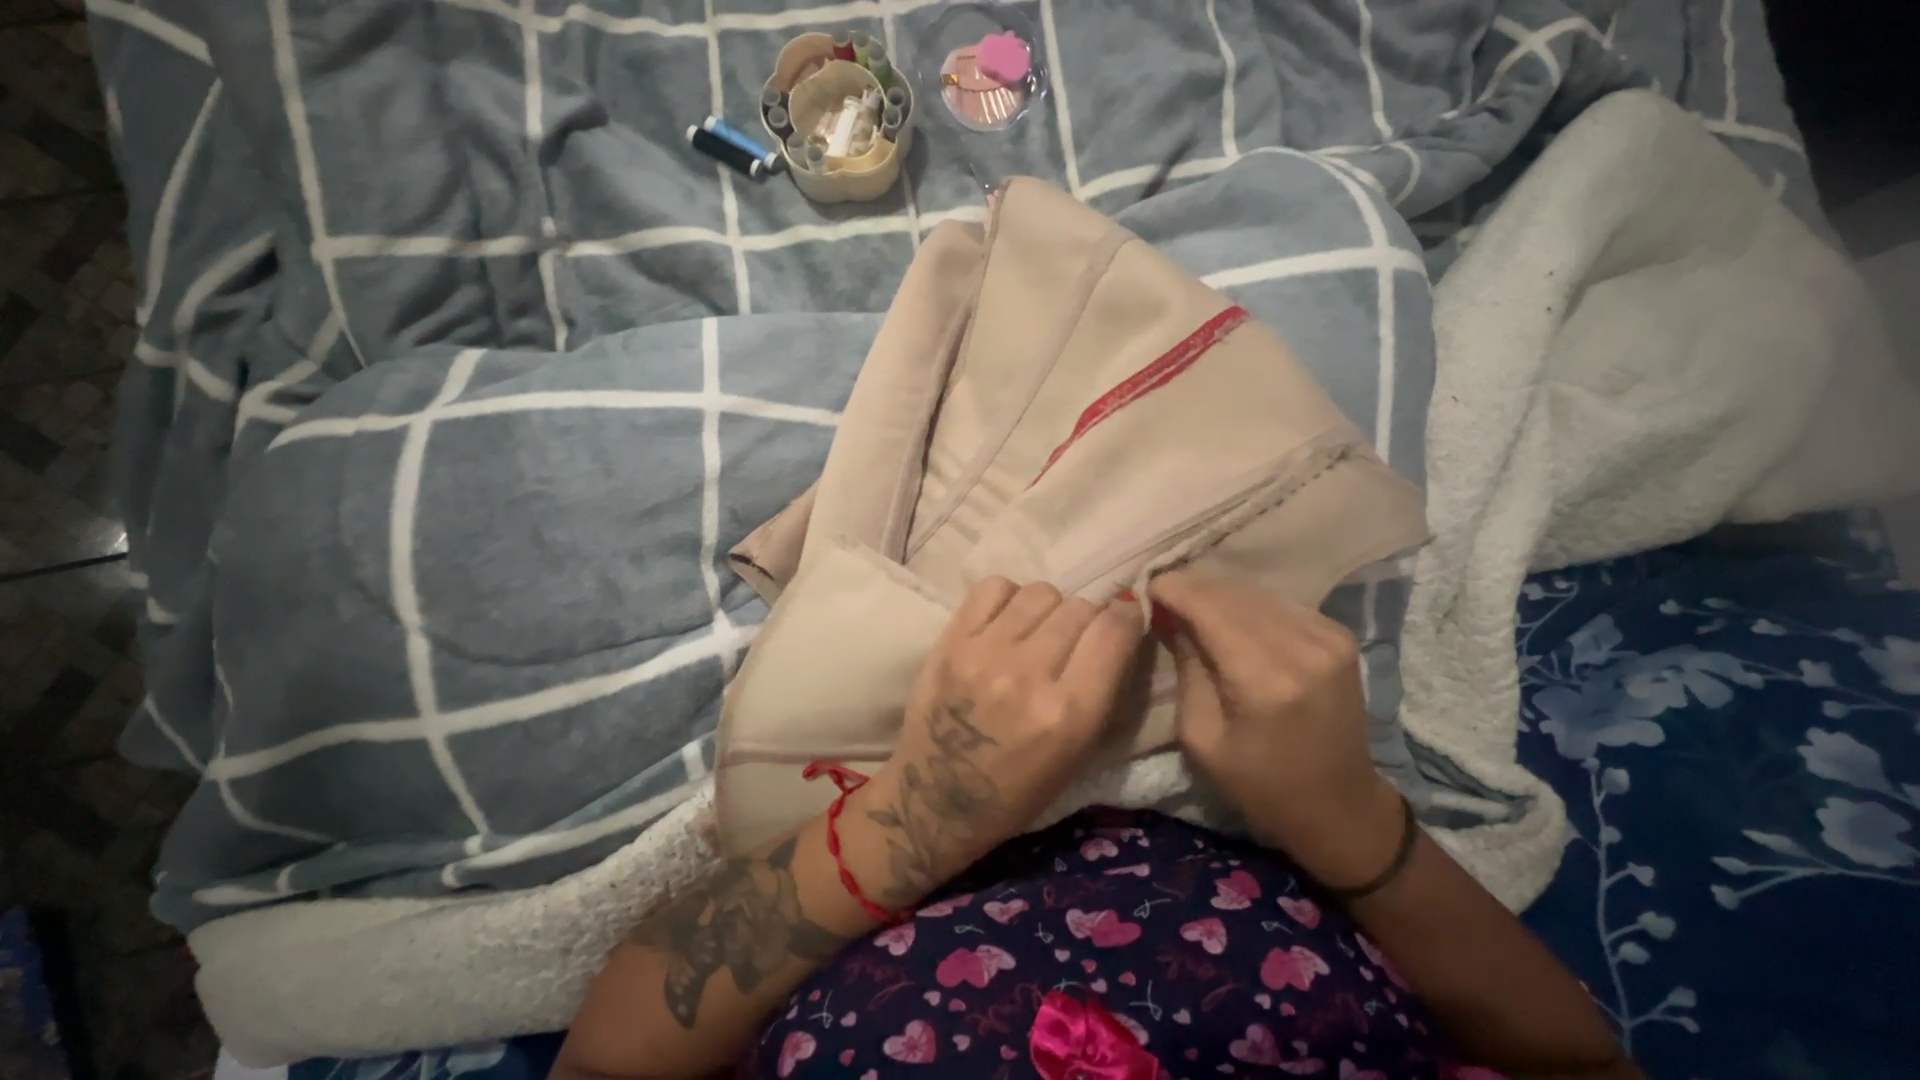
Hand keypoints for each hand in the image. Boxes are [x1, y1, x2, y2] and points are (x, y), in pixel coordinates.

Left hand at [857, 578, 1145, 904]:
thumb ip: (1103, 689)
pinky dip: (1008, 598)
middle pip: (1079, 607)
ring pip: (1040, 592)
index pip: (1114, 630)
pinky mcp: (950, 642)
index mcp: (1069, 713)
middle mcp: (1029, 675)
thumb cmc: (1017, 791)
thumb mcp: (1078, 755)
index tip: (1122, 624)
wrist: (935, 800)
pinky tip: (1007, 623)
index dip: (1126, 620)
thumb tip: (1121, 626)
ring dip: (1049, 608)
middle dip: (1088, 619)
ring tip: (1038, 632)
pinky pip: (993, 588)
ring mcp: (985, 654)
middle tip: (1075, 640)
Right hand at [1150, 571, 1403, 888]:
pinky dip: (1249, 605)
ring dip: (1220, 593)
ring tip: (1190, 604)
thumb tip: (1169, 615)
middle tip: (1161, 596)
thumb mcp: (1201, 735)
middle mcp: (1303, 647)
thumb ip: (1187, 666)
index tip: (1145, 587)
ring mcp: (1328, 637)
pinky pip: (1280, 603)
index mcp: (1265, 679)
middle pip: (1233, 593)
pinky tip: (1229, 617)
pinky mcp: (1339, 635)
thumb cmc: (1258, 784)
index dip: (1174, 589)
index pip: (1210, 607)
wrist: (1336, 805)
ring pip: (1257, 592)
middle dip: (1192, 588)